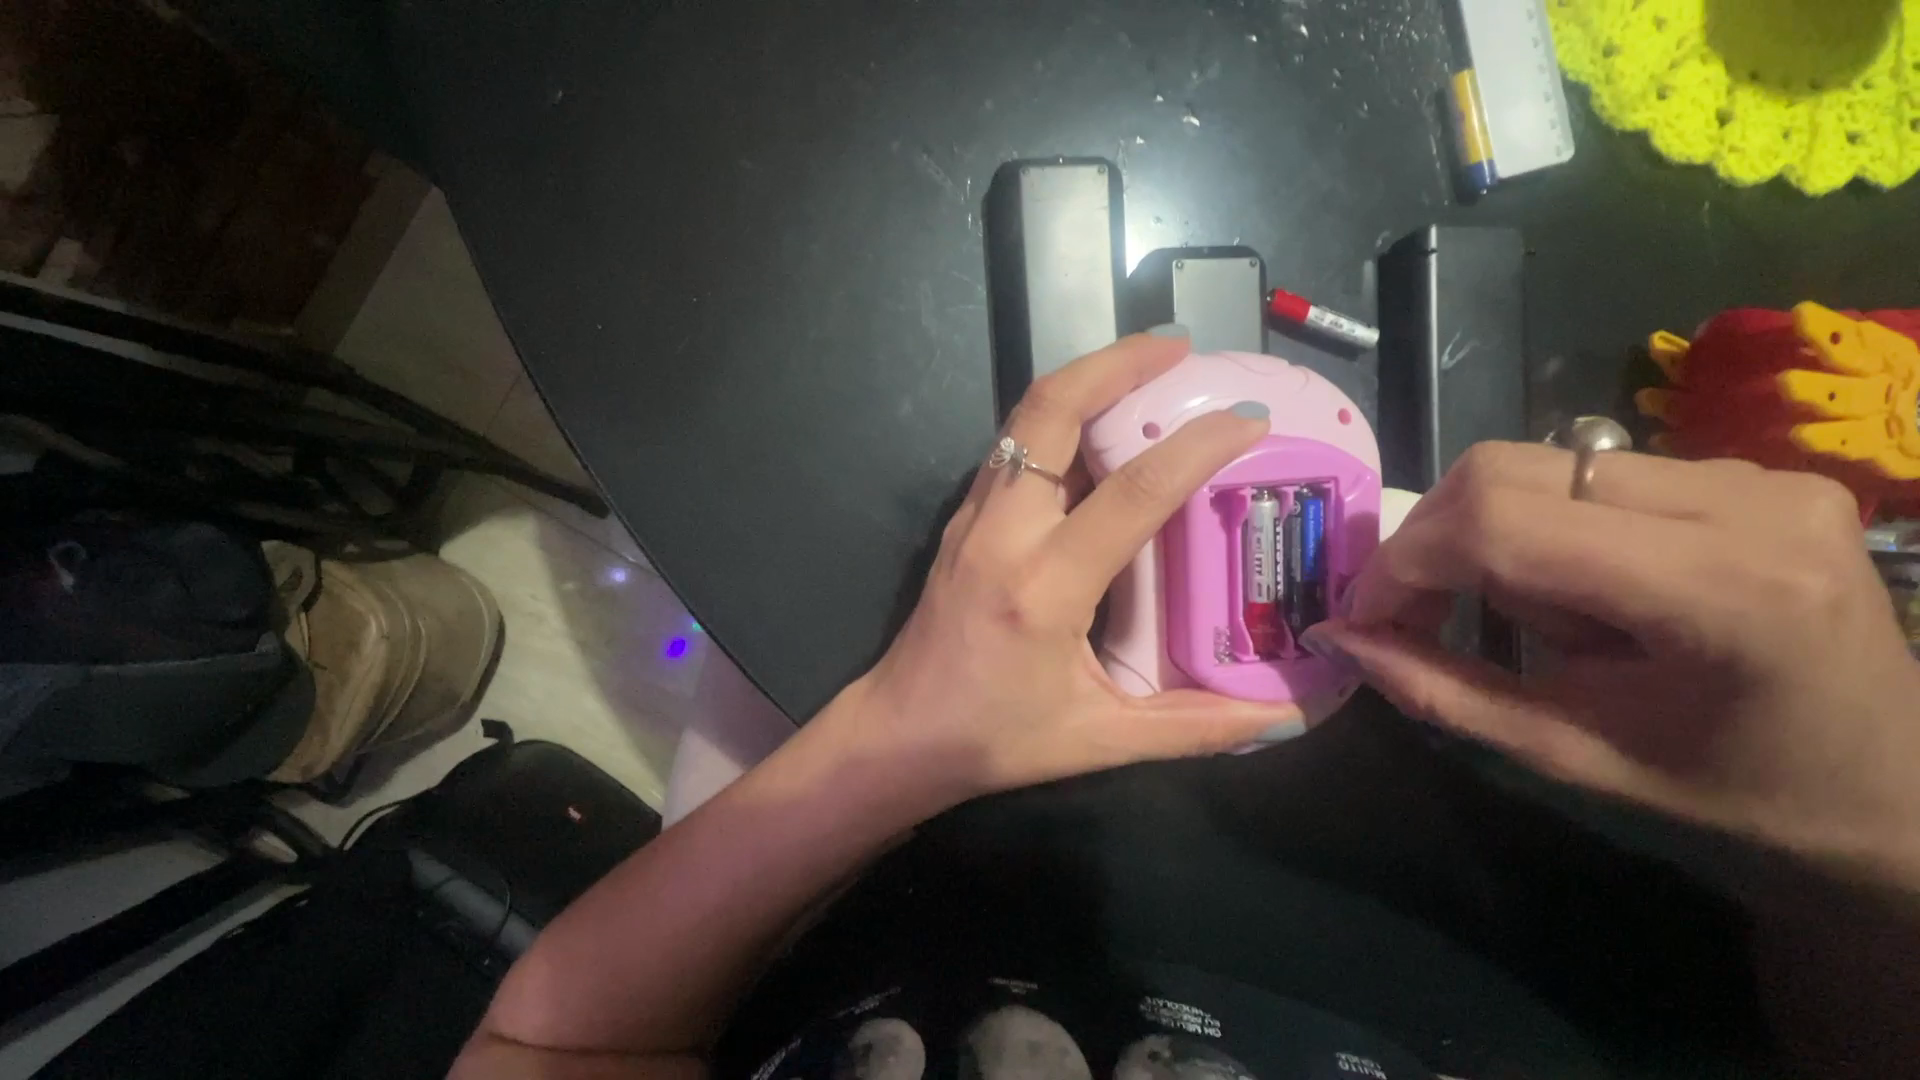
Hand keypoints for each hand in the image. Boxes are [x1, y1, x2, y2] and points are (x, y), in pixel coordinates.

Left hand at [820, 330, 1302, 804]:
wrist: (900, 733)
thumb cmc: (995, 739)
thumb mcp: (1100, 740)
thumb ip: (1194, 726)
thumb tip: (1281, 716)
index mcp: (1044, 588)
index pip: (1131, 494)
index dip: (1194, 449)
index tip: (1246, 420)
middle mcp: (1003, 534)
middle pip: (1051, 413)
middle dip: (1116, 363)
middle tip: (1178, 345)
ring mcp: (973, 519)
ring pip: (1024, 420)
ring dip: (1085, 379)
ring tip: (1146, 367)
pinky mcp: (962, 520)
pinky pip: (1012, 447)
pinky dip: (1058, 417)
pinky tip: (1097, 425)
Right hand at [1301, 443, 1919, 888]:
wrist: (1894, 796)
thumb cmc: (1729, 797)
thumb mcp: (1567, 756)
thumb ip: (1440, 690)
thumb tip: (1335, 637)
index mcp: (1721, 589)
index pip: (1503, 524)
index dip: (1404, 562)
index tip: (1366, 616)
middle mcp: (1746, 501)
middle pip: (1505, 471)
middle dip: (1432, 541)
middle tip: (1417, 612)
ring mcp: (1754, 475)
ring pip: (1533, 464)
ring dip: (1485, 537)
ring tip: (1517, 615)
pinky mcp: (1746, 471)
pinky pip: (1579, 474)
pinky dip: (1537, 528)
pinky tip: (1570, 589)